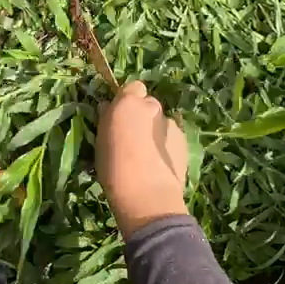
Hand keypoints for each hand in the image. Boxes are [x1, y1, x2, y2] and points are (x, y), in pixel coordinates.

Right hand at [96, 80, 189, 237]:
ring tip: (149, 154)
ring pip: (160, 121)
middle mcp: (152, 106)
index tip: (121, 116)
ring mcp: (170, 122)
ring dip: (155, 130)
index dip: (128, 100)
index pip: (132, 87)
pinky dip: (166, 143)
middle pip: (148, 103)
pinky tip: (161, 161)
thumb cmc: (114, 170)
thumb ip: (107, 119)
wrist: (148, 196)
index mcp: (128, 102)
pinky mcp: (183, 139)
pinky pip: (171, 135)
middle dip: (142, 115)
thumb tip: (108, 107)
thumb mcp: (101, 143)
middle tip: (133, 137)